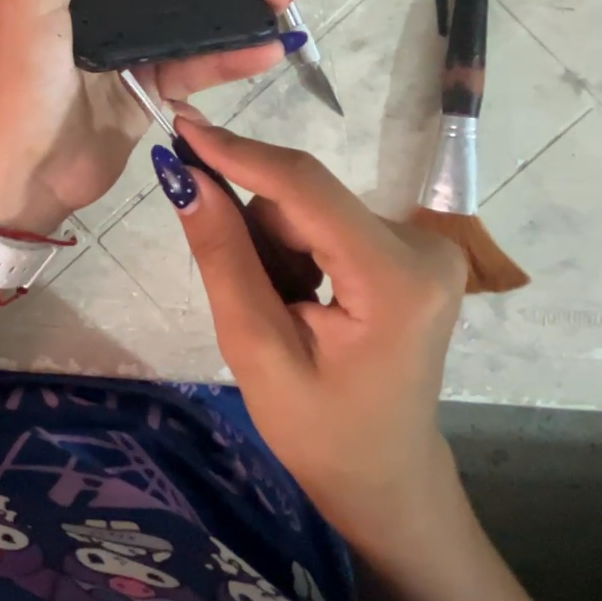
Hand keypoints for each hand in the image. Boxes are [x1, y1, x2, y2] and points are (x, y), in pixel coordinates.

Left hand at [0, 0, 303, 233]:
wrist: (33, 166)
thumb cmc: (27, 78)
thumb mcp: (33, 0)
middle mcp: (100, 19)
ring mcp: (128, 57)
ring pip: (192, 24)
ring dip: (239, 11)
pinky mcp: (150, 94)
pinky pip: (198, 68)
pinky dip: (234, 58)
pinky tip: (270, 47)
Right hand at [157, 121, 466, 539]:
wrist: (380, 474)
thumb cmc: (317, 427)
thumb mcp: (253, 344)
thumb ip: (221, 253)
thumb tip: (183, 175)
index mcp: (394, 278)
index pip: (303, 187)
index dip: (237, 153)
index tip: (180, 126)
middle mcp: (421, 247)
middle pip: (300, 200)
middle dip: (255, 234)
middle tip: (246, 297)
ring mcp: (420, 246)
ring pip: (304, 208)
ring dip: (270, 247)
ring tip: (278, 310)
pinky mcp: (406, 250)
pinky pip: (320, 221)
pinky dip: (291, 251)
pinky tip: (297, 300)